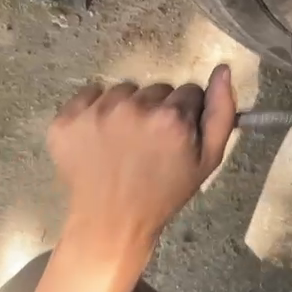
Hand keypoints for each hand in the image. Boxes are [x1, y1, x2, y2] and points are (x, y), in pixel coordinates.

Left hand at [48, 65, 235, 249]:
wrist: (111, 221)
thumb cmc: (165, 193)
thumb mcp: (208, 161)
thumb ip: (221, 112)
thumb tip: (223, 70)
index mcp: (171, 117)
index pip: (189, 92)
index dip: (187, 114)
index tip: (177, 136)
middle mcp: (134, 107)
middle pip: (156, 89)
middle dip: (158, 110)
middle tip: (150, 143)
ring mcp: (96, 111)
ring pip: (124, 90)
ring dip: (128, 108)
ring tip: (125, 141)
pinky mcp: (68, 118)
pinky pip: (89, 94)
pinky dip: (95, 109)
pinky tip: (100, 136)